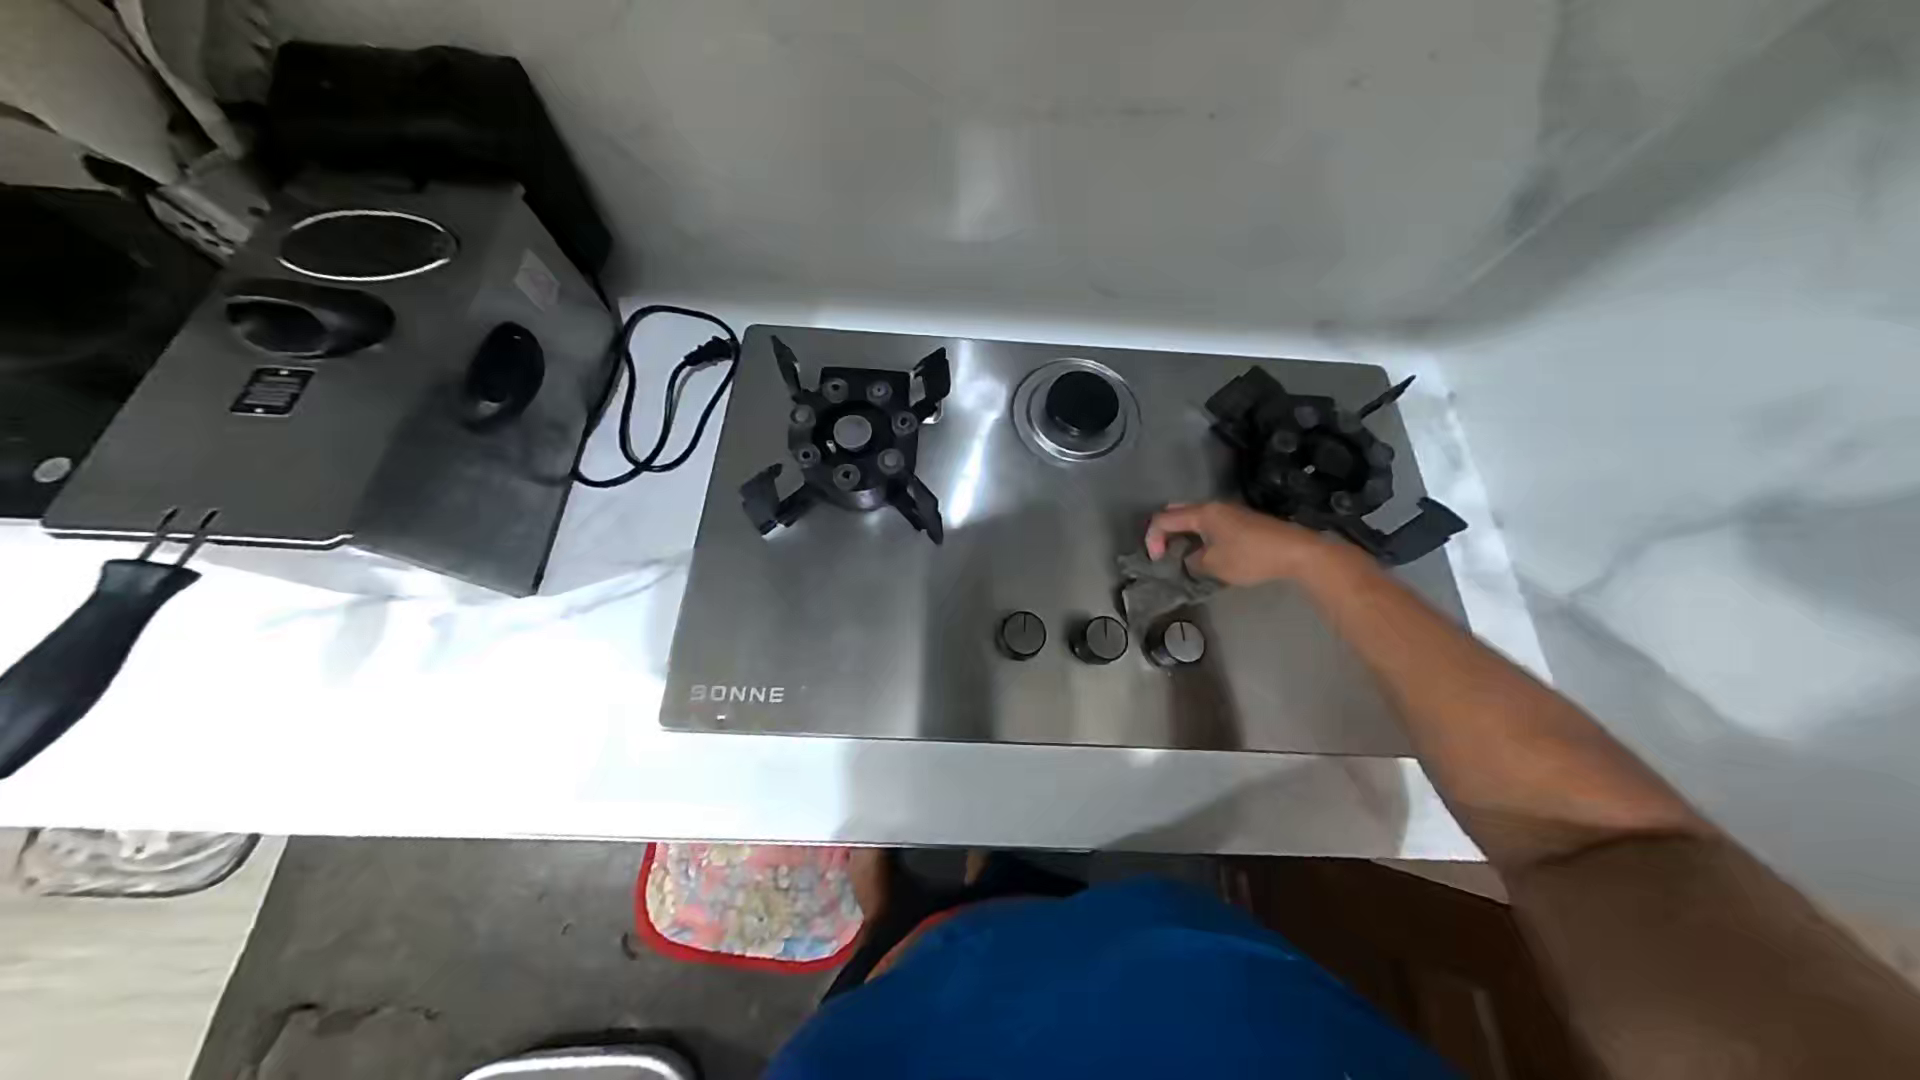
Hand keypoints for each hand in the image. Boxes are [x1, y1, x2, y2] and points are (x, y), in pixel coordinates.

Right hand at [1144, 502, 1345, 585]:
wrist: (1296, 552)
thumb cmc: (1251, 557)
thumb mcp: (1214, 565)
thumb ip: (1193, 560)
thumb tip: (1190, 558)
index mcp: (1202, 513)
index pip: (1164, 519)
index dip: (1152, 539)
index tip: (1157, 560)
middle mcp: (1213, 506)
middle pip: (1177, 511)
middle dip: (1165, 529)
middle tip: (1164, 551)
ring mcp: (1230, 512)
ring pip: (1195, 516)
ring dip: (1184, 532)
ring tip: (1184, 554)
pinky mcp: (1242, 521)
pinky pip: (1211, 522)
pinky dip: (1200, 534)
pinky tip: (1206, 551)